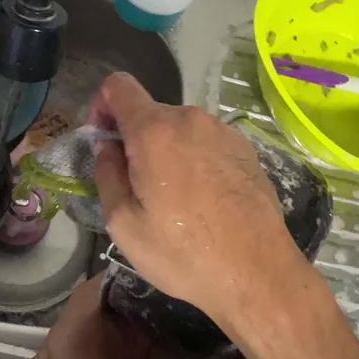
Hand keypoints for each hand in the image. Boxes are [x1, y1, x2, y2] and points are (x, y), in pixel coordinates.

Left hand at [29, 277, 243, 358]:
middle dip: (221, 316)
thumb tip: (148, 248)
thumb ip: (116, 278)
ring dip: (229, 348)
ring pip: (205, 358)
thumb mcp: (89, 300)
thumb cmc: (71, 346)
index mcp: (142, 316)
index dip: (197, 285)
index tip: (224, 267)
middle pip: (198, 328)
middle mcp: (160, 341)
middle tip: (253, 297)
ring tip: (257, 331)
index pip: (177, 297)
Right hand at [88, 73, 319, 332]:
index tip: (104, 143)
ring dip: (167, 151)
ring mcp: (223, 131)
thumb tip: (108, 148)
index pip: (118, 86)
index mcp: (154, 131)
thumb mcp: (123, 223)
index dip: (102, 106)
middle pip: (149, 112)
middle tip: (138, 188)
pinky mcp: (246, 148)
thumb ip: (106, 174)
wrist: (257, 273)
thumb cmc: (183, 253)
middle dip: (135, 140)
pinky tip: (203, 200)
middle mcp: (190, 119)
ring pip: (179, 129)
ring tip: (174, 199)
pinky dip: (195, 159)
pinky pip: (206, 142)